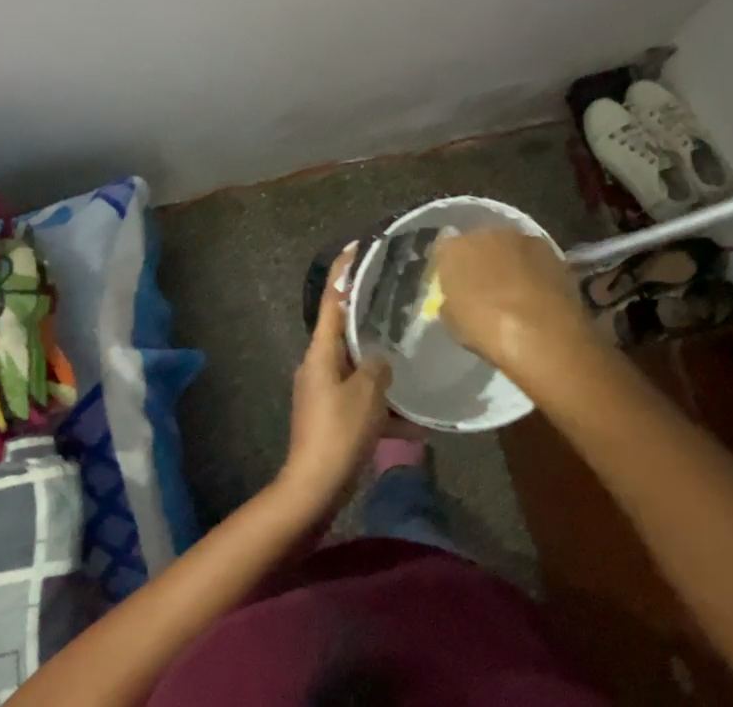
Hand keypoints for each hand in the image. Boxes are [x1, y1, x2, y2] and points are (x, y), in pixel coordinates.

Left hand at [278, 244, 392, 506]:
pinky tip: (417, 421)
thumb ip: (377, 365)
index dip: (344, 272)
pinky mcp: (331, 417)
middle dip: (371, 319)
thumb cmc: (340, 431)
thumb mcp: (368, 392)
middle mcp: (317, 365)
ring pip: (357, 368)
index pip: (332, 300)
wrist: (315, 485)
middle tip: (399, 302)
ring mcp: (322, 392)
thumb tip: (380, 358)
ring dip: (383, 369)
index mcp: (320, 352)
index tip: (358, 247)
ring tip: (416, 360)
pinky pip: (362, 399)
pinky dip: (385, 405)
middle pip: (344, 332)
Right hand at [434, 228, 596, 376]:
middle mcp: (488, 233)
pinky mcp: (554, 253)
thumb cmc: (485, 329)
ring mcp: (524, 240)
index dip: (448, 265)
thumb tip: (458, 297)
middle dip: (481, 259)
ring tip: (515, 290)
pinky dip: (534, 272)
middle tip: (484, 285)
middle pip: (480, 242)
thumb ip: (451, 299)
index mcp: (455, 247)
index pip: (444, 248)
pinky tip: (537, 295)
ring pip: (511, 248)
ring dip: (510, 262)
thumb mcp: (452, 320)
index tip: (452, 282)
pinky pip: (535, 260)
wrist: (541, 335)